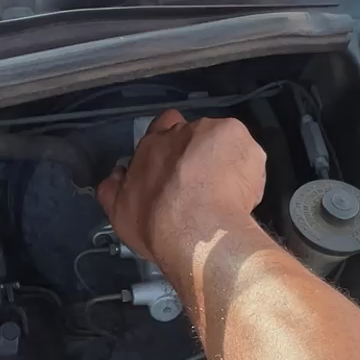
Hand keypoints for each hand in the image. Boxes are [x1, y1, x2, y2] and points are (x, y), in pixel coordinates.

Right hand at [96, 110, 267, 282]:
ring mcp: (211, 132)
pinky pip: (246, 152)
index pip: (161, 128)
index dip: (171, 146)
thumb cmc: (158, 226)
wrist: (197, 231)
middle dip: (198, 154)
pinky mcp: (239, 139)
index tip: (176, 167)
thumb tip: (114, 178)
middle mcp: (180, 132)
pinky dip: (246, 170)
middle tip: (202, 184)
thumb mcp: (120, 214)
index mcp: (151, 147)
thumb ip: (113, 190)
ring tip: (225, 192)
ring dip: (223, 160)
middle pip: (193, 134)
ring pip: (221, 141)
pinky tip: (241, 194)